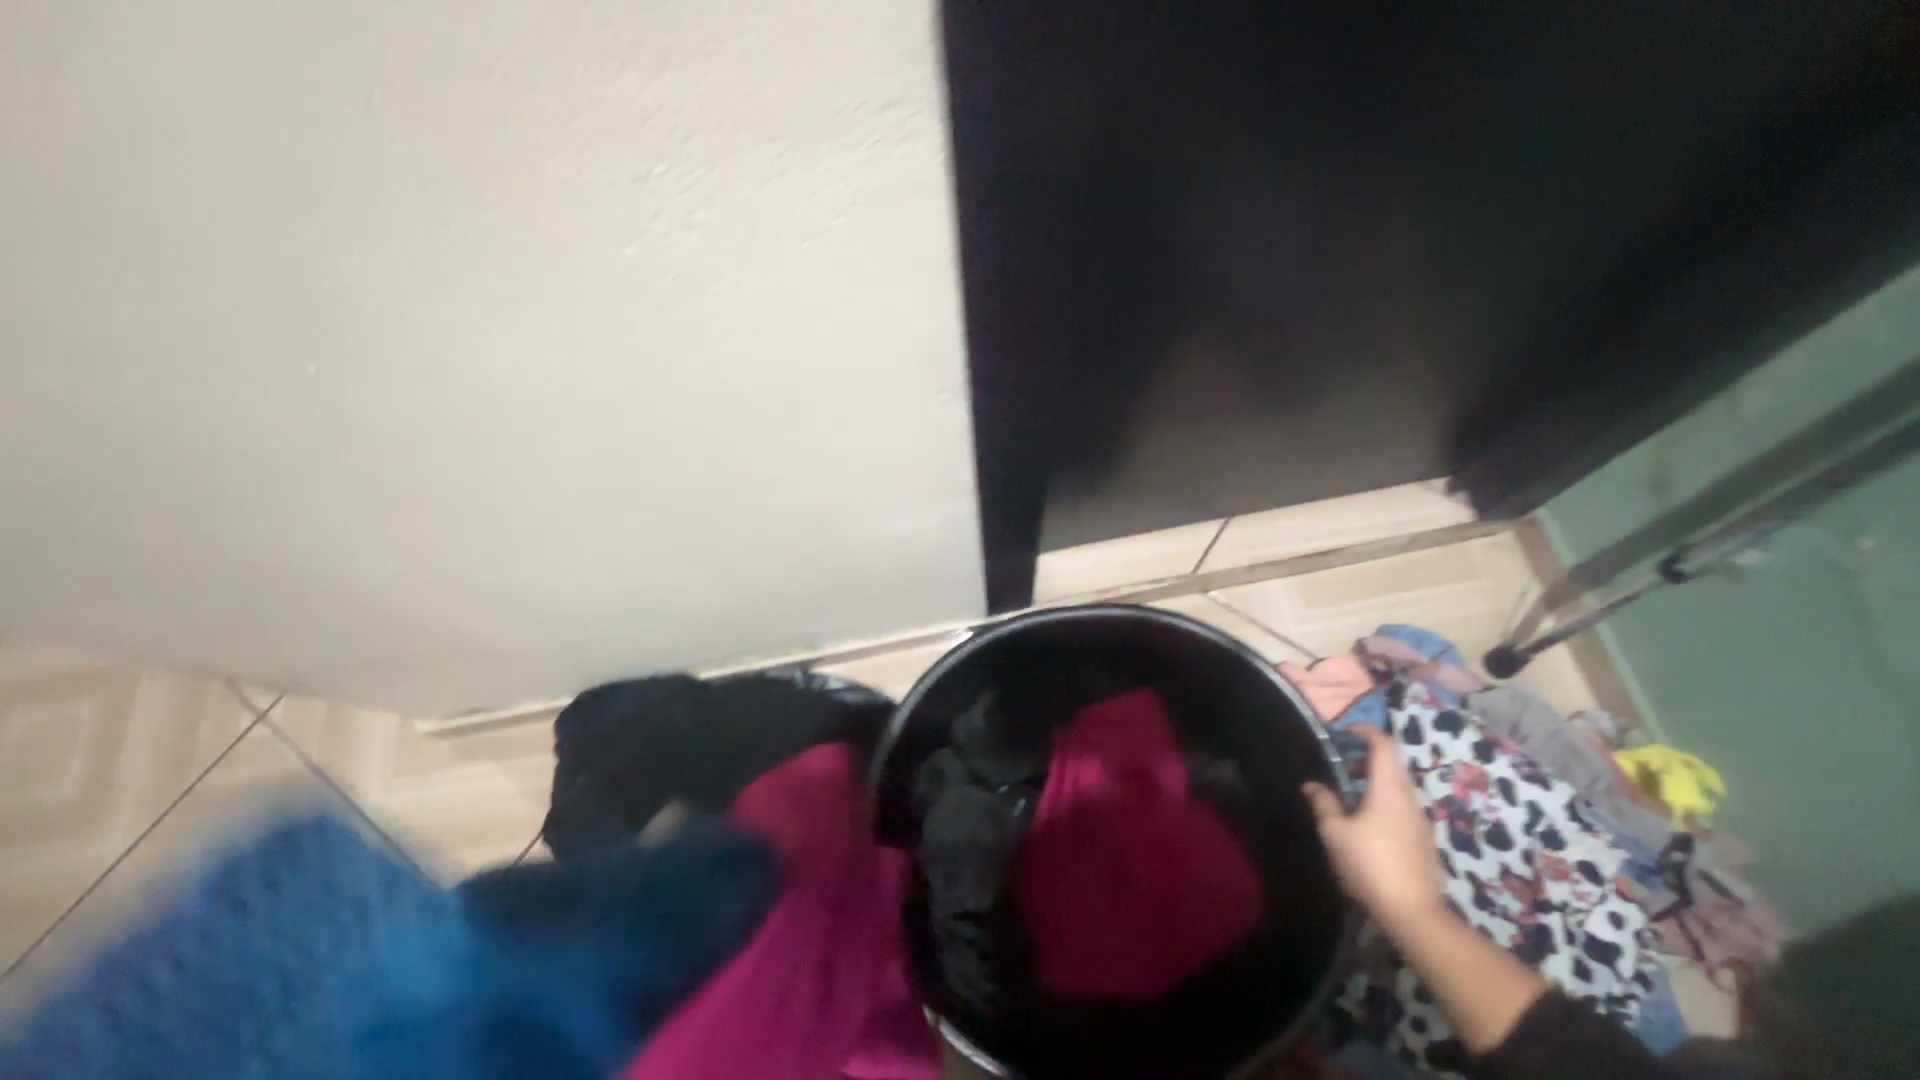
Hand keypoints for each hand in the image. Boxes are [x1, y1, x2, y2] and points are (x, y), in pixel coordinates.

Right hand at [1301, 725, 1445, 931]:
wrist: (1413, 912)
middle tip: (1340, 770)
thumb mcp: (1335, 833)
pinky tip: (1365, 832)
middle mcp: (1410, 799)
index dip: (1366, 731)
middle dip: (1365, 762)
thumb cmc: (1370, 864)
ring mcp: (1421, 823)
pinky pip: (1401, 813)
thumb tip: (1313, 785)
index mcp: (1389, 789)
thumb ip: (1323, 804)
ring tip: (1347, 802)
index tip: (1346, 731)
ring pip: (1396, 792)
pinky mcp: (1424, 843)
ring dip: (1373, 788)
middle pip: (1391, 768)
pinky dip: (1382, 808)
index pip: (1384, 745)